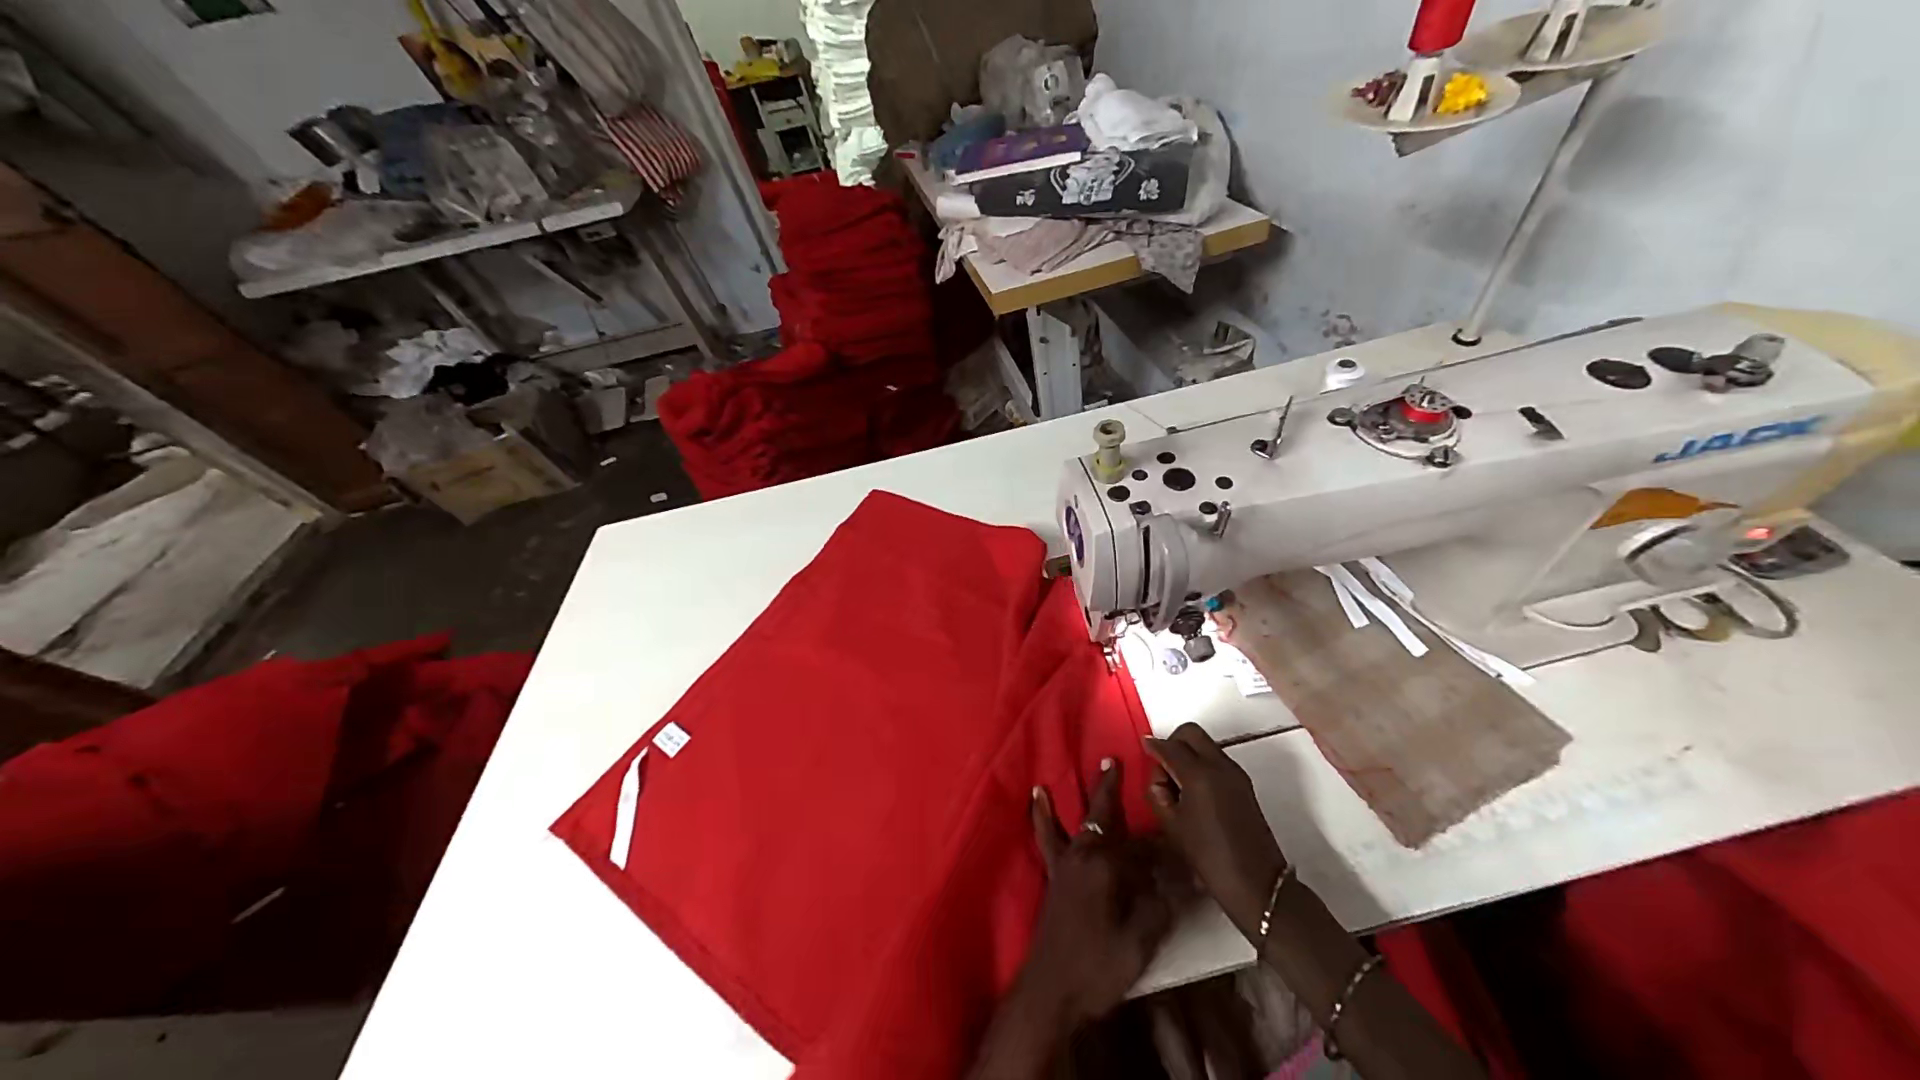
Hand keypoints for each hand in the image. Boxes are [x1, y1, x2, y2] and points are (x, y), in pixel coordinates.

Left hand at [1019, 760, 1171, 1023]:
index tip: (1186, 849)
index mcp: (1107, 868)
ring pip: (1074, 822)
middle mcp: (1084, 856)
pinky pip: (1048, 837)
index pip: (1144, 848)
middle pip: (1104, 818)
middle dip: (1112, 791)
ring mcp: (1065, 865)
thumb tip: (1173, 882)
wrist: (1052, 990)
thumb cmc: (1098, 966)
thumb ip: (1157, 906)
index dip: (1167, 849)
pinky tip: (1037, 800)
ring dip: (1080, 797)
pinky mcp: (1055, 876)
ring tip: (1077, 773)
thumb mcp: (1139, 942)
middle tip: (1115, 762)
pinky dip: (1043, 817)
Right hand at [1144, 724, 1287, 935]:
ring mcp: (1235, 773)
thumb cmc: (1207, 855)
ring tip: (1178, 784)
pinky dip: (1201, 763)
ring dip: (1188, 752)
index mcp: (1199, 774)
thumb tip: (1158, 775)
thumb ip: (1158, 792)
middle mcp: (1219, 765)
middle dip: (1173, 742)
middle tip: (1163, 767)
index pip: (1170, 746)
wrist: (1255, 881)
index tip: (1143, 751)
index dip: (1153, 747)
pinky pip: (1216, 759)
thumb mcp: (1171, 825)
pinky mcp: (1244, 783)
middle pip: (1191, 733)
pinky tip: (1194, 791)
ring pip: (1205, 744)